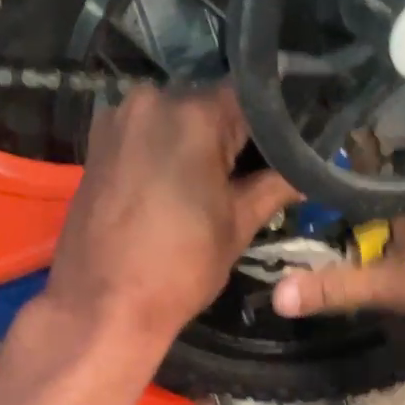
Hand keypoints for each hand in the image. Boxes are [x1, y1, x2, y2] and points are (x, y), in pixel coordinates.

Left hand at [43, 85, 299, 341]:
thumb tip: (307, 172)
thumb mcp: (237, 227)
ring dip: (197, 143)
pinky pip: (145, 135)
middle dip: (234, 134)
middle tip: (257, 170)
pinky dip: (165, 152)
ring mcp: (118, 120)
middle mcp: (151, 100)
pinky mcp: (96, 144)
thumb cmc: (178, 268)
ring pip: (175, 119)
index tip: (292, 145)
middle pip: (209, 105)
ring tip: (217, 182)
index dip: (276, 123)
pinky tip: (179, 185)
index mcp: (193, 113)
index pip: (253, 98)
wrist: (102, 305)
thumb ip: (273, 188)